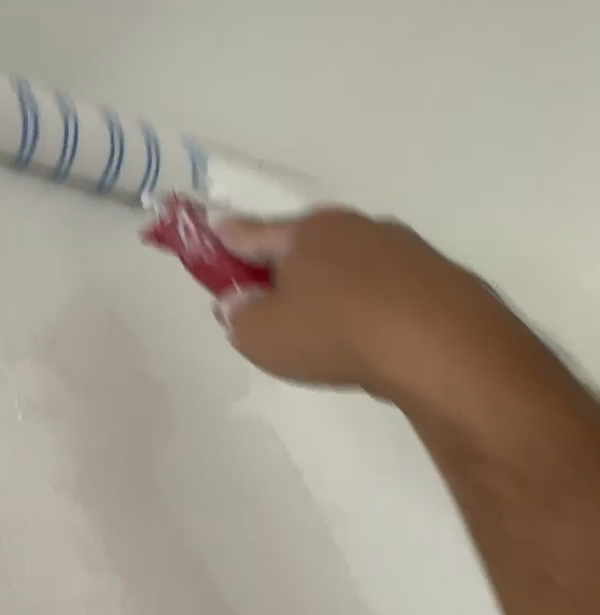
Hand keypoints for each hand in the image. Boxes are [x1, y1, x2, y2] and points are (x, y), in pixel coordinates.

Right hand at [214, 208, 525, 405]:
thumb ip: (236, 313)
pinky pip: (375, 286)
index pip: (249, 232)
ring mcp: (401, 248)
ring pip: (339, 266)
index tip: (210, 230)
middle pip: (298, 248)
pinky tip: (353, 336)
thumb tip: (240, 298)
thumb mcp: (255, 333)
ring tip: (311, 331)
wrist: (443, 349)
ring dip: (319, 289)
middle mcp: (355, 227)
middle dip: (276, 270)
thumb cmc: (331, 333)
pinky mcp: (432, 275)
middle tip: (259, 306)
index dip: (223, 237)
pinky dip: (356, 304)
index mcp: (306, 233)